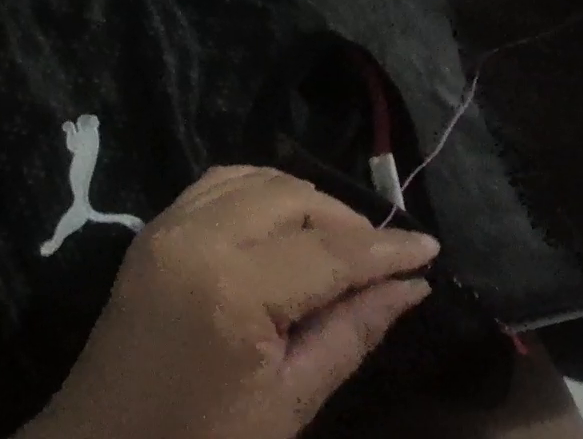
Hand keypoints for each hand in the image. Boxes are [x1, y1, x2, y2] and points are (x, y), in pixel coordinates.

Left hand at [24, 166, 440, 438]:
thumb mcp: (287, 403)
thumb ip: (351, 334)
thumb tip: (410, 286)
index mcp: (231, 288)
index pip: (327, 252)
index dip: (384, 249)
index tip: (429, 246)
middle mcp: (197, 236)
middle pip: (291, 198)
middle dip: (345, 220)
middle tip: (381, 258)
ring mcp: (168, 224)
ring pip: (255, 178)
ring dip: (303, 200)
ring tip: (337, 240)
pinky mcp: (153, 227)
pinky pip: (218, 183)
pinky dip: (259, 190)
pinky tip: (282, 220)